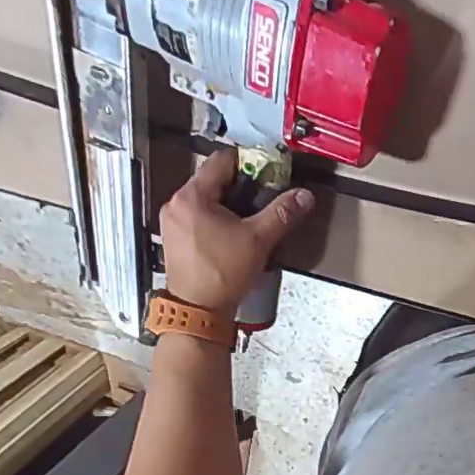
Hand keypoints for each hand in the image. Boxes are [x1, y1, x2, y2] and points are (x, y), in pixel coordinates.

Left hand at [160, 150, 315, 312]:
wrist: (199, 313)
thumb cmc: (220, 277)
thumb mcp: (258, 241)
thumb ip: (282, 214)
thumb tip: (302, 197)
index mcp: (191, 196)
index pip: (222, 161)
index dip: (248, 165)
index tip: (265, 175)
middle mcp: (176, 206)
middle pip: (212, 181)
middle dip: (239, 188)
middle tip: (261, 201)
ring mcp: (172, 225)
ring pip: (204, 202)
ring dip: (226, 207)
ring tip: (248, 222)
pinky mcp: (175, 242)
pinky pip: (196, 220)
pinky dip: (214, 223)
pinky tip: (231, 238)